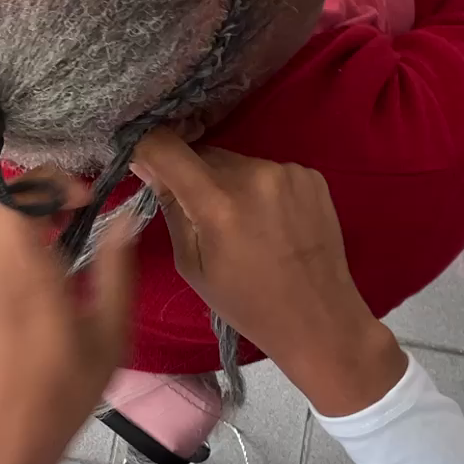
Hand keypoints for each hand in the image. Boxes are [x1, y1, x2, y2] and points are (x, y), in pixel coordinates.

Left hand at [0, 176, 135, 463]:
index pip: (22, 195)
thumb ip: (115, 268)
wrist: (6, 437)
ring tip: (50, 238)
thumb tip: (124, 219)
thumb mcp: (109, 334)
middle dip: (35, 195)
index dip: (53, 182)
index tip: (83, 201)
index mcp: (27, 273)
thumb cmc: (64, 392)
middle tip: (69, 215)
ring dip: (14, 215)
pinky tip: (25, 267)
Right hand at [131, 130, 405, 416]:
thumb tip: (146, 165)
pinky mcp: (311, 174)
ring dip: (226, 183)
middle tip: (200, 216)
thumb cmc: (245, 301)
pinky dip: (257, 188)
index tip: (144, 164)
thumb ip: (170, 208)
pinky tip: (269, 222)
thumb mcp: (191, 264)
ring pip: (234, 162)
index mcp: (218, 203)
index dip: (148, 149)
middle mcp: (254, 174)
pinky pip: (265, 170)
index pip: (166, 146)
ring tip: (241, 224)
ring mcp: (288, 171)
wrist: (318, 317)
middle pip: (202, 154)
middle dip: (191, 176)